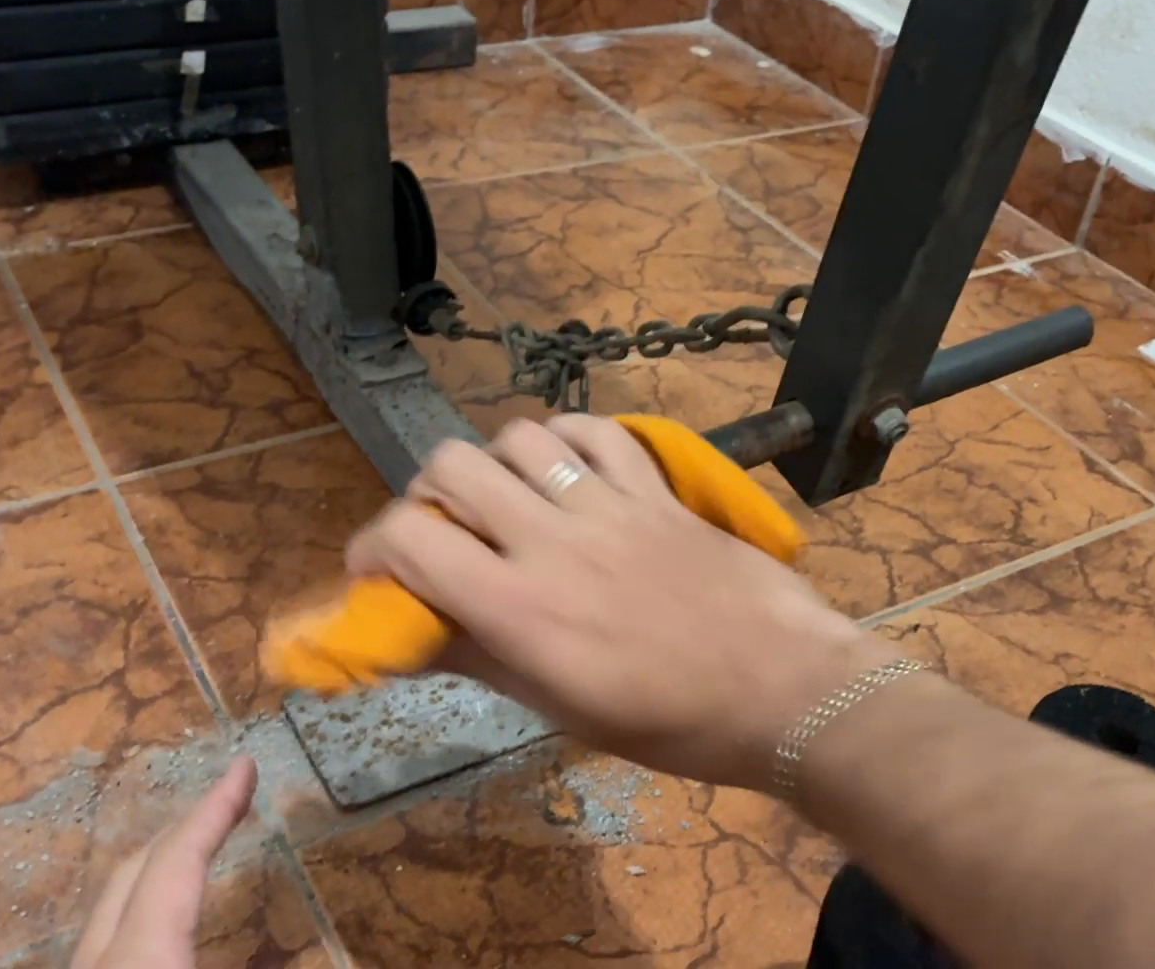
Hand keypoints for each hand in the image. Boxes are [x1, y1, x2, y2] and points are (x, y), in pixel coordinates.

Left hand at [71, 756, 258, 968]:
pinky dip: (142, 913)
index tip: (244, 765)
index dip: (215, 808)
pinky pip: (105, 946)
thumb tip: (343, 958)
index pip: (178, 861)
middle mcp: (97, 965)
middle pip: (133, 873)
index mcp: (141, 960)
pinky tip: (167, 932)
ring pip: (110, 912)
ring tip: (201, 854)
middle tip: (230, 800)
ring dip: (159, 869)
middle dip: (185, 827)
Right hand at [345, 415, 897, 792]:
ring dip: (496, 460)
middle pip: (451, 466)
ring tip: (510, 495)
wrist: (781, 688)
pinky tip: (568, 466)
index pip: (411, 538)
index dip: (373, 546)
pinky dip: (567, 438)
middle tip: (445, 527)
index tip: (377, 568)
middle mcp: (552, 540)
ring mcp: (609, 504)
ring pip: (520, 436)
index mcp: (519, 608)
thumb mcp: (561, 708)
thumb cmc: (669, 722)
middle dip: (427, 492)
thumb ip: (483, 657)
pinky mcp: (655, 488)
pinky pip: (597, 431)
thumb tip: (419, 631)